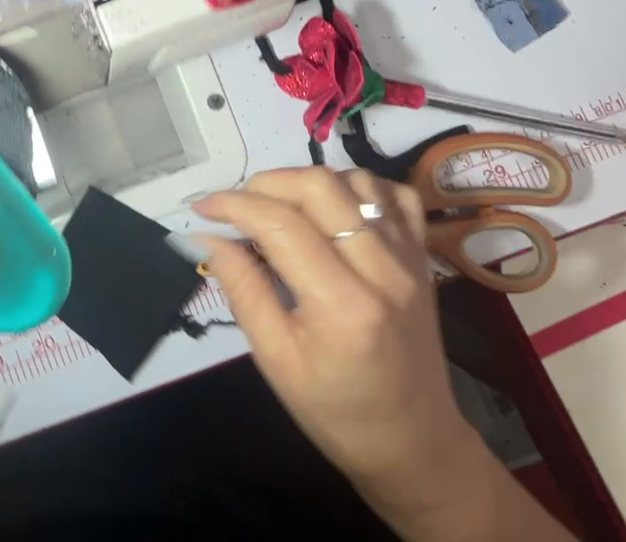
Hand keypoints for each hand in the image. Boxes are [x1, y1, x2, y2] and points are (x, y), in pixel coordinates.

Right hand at [186, 169, 473, 490]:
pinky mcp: (423, 258)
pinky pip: (394, 195)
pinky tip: (332, 209)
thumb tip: (205, 237)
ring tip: (280, 208)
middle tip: (237, 207)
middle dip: (265, 184)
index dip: (233, 205)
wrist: (414, 445)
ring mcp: (410, 260)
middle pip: (318, 187)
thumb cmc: (336, 411)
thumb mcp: (275, 359)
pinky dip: (357, 187)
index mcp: (342, 304)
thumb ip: (242, 288)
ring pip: (355, 181)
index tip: (202, 208)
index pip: (280, 224)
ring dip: (308, 182)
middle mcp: (382, 270)